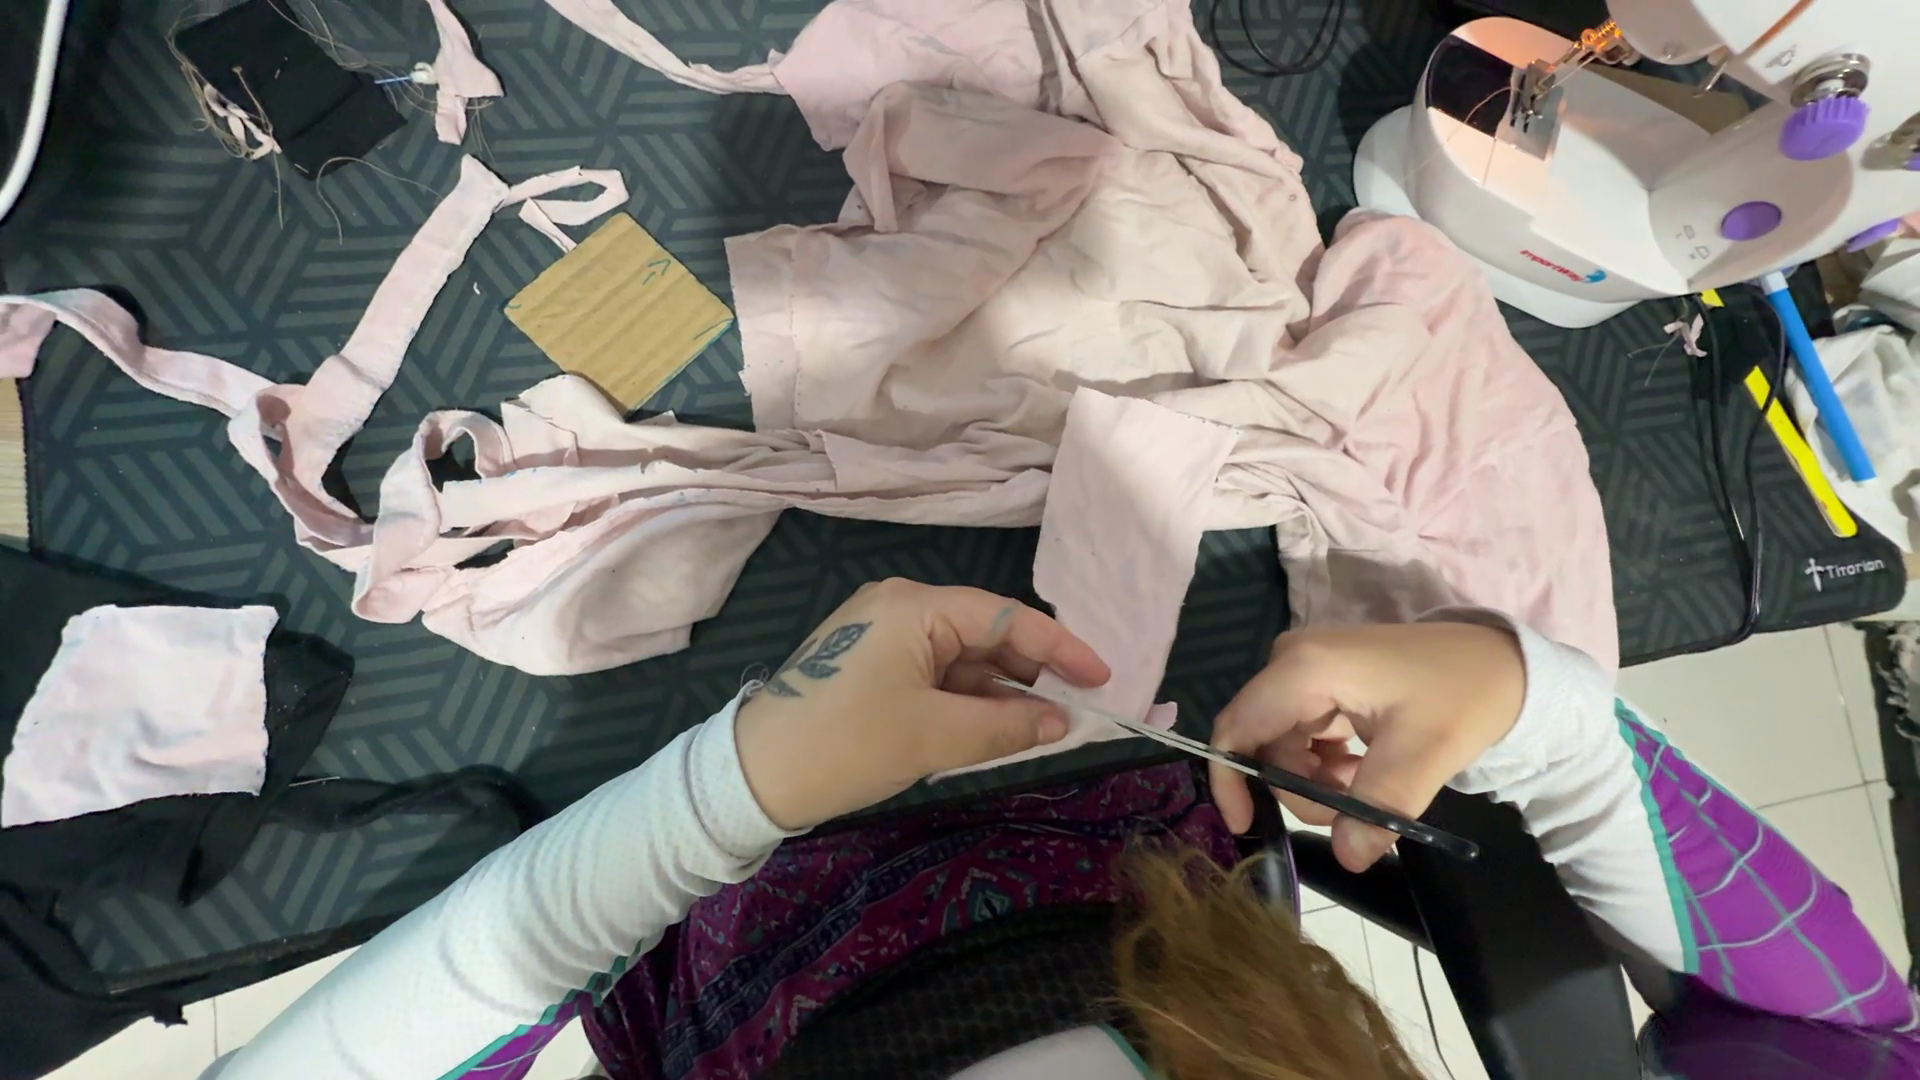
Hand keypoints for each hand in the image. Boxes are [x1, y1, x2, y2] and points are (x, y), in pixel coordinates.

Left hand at [733, 579, 1110, 829]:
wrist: (752, 777)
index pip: (1005, 617)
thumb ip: (1006, 726)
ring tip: (1038, 727)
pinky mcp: (870, 660)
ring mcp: (882, 632)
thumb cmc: (847, 746)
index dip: (1059, 648)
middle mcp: (900, 605)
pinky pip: (934, 672)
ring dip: (997, 692)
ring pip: (960, 657)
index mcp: (914, 606)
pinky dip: (965, 699)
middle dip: (1028, 673)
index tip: (1101, 679)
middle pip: (984, 633)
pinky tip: (991, 725)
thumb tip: (1061, 723)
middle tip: (1073, 711)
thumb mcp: (934, 737)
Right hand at [1210, 621, 1524, 871]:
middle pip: (1262, 743)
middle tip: (1352, 814)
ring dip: (1316, 780)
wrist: (1503, 660)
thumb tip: (1348, 857)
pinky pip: (1301, 736)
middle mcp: (1289, 665)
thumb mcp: (1426, 752)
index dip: (1230, 779)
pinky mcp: (1317, 684)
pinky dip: (1325, 766)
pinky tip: (1362, 772)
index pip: (1237, 727)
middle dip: (1298, 788)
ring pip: (1281, 745)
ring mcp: (1302, 672)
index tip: (1246, 826)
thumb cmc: (1463, 693)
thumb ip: (1380, 806)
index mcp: (1302, 670)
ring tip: (1368, 789)